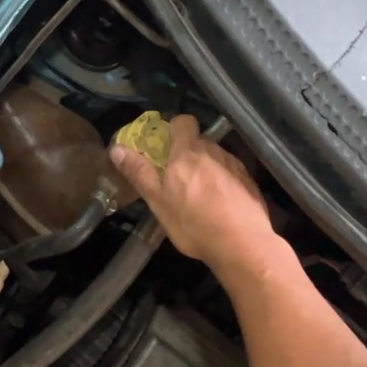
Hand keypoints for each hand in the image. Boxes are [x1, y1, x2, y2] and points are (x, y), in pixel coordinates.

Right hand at [108, 114, 278, 271]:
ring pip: (215, 158)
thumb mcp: (158, 201)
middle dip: (187, 155)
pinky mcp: (250, 182)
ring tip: (201, 197)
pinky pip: (231, 174)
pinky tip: (221, 206)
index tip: (166, 146)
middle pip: (198, 142)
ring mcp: (234, 166)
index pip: (183, 122)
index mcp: (187, 152)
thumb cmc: (193, 223)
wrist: (242, 244)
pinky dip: (224, 183)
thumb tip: (116, 148)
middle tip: (177, 180)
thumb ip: (139, 172)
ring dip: (206, 170)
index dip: (174, 129)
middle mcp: (213, 152)